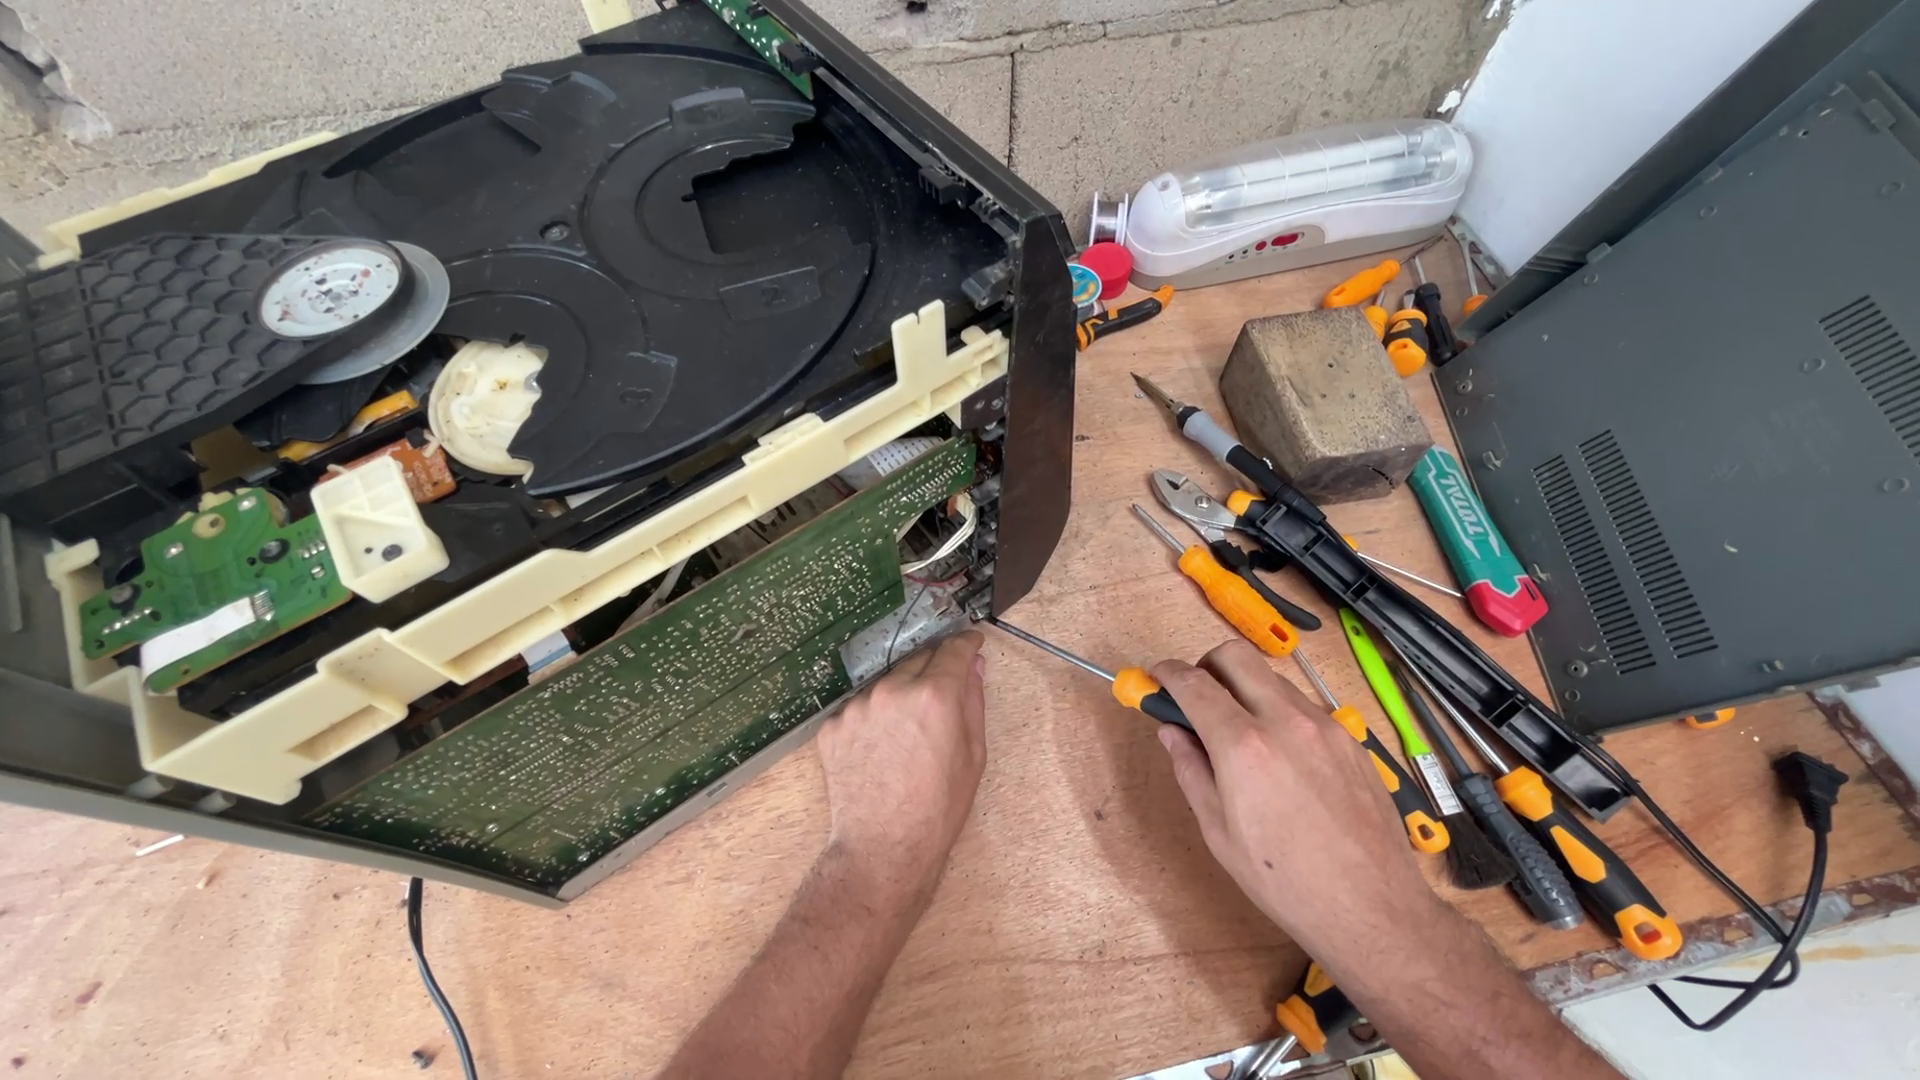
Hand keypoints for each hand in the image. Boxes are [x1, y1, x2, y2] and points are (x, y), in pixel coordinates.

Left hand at [816, 630, 987, 898]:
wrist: (883, 846)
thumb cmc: (939, 806)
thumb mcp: (973, 753)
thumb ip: (973, 700)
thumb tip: (974, 664)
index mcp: (934, 695)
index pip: (953, 649)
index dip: (965, 642)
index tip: (970, 640)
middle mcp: (892, 690)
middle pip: (918, 660)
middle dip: (934, 669)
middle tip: (942, 694)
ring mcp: (857, 707)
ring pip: (886, 684)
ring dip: (900, 694)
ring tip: (908, 733)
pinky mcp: (833, 726)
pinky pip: (860, 708)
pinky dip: (873, 718)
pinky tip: (881, 748)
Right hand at [1152, 640, 1440, 958]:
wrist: (1373, 909)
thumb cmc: (1285, 881)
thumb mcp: (1219, 833)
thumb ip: (1191, 771)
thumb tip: (1172, 732)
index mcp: (1243, 747)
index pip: (1194, 683)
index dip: (1167, 672)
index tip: (1157, 676)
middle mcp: (1285, 722)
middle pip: (1236, 656)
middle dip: (1206, 664)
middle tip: (1197, 697)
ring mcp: (1324, 726)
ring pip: (1272, 678)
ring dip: (1245, 689)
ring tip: (1241, 734)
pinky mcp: (1351, 739)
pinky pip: (1304, 706)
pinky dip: (1279, 712)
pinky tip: (1282, 756)